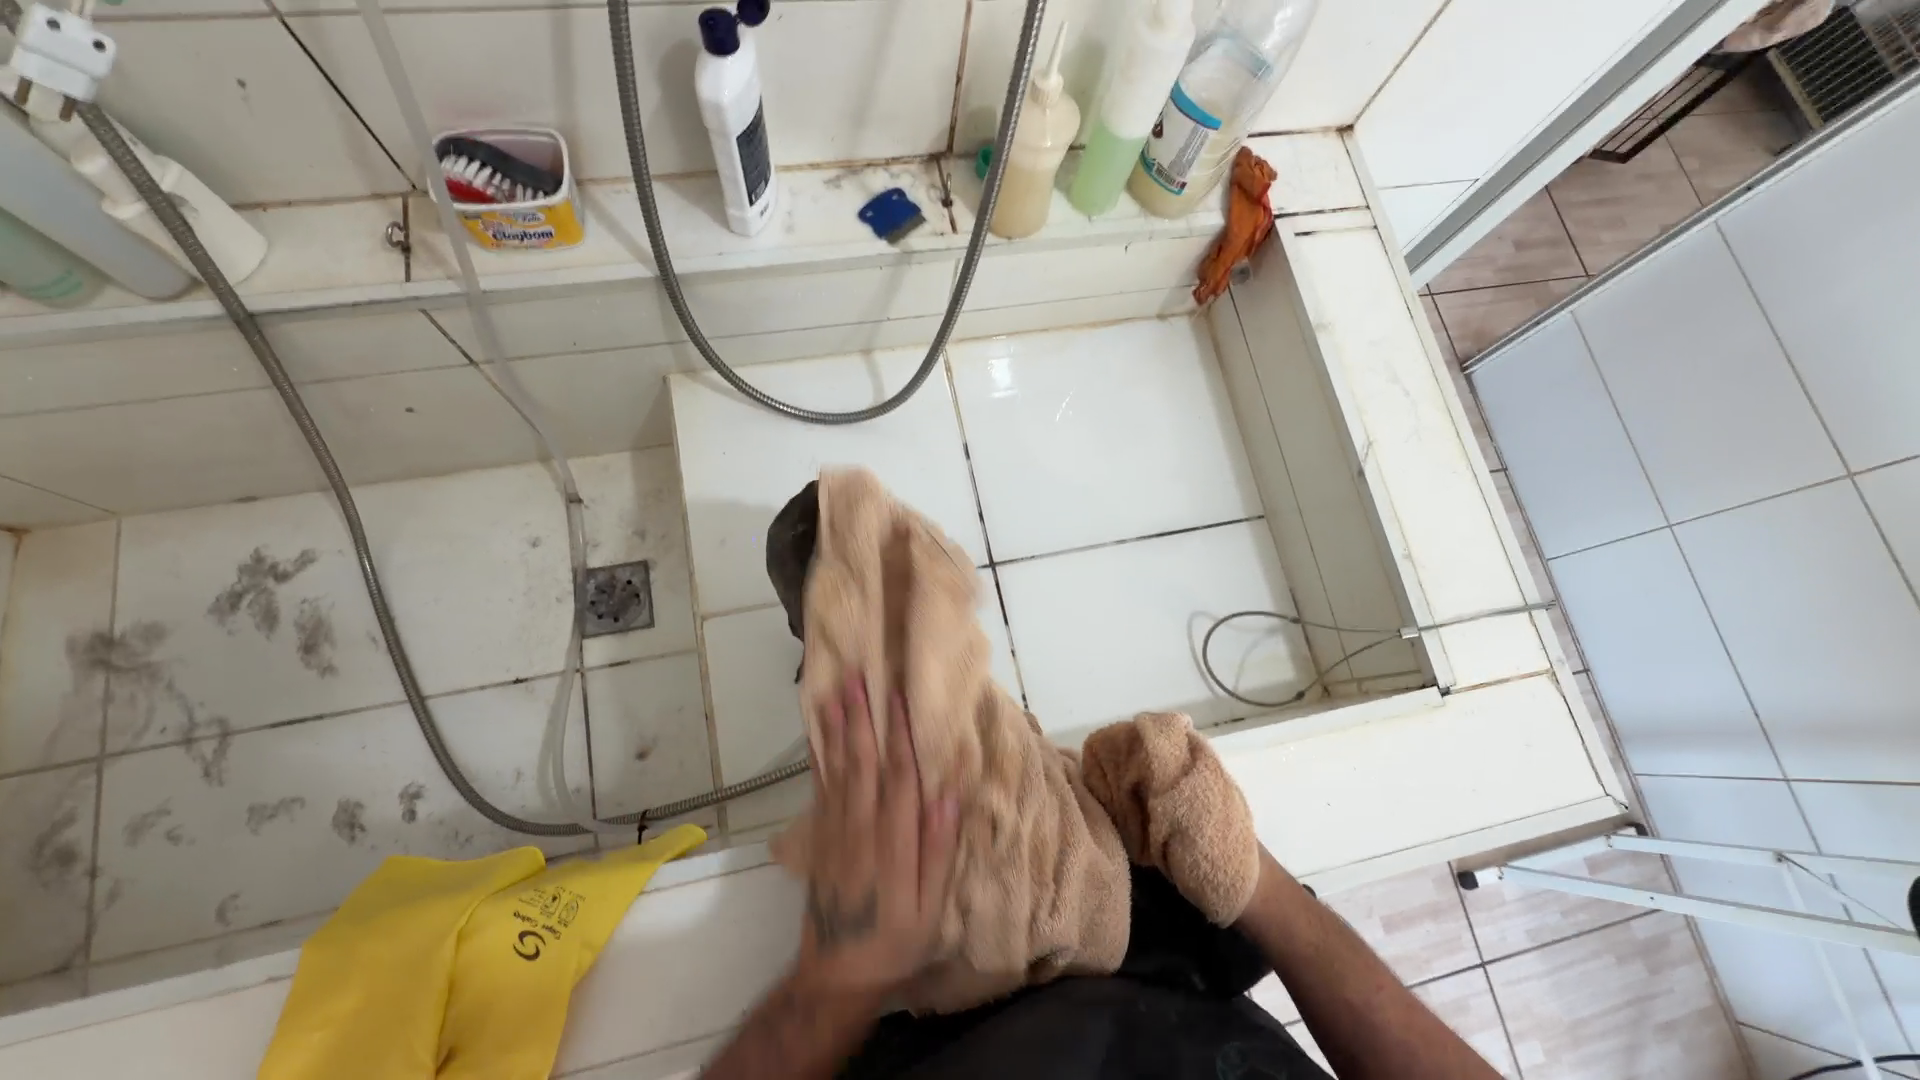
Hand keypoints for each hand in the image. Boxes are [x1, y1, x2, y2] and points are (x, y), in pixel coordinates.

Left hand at [795, 674, 959, 999]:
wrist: (837, 974)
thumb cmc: (895, 939)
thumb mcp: (931, 906)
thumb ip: (939, 847)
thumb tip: (949, 791)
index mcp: (893, 842)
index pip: (899, 775)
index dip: (900, 732)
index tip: (900, 694)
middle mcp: (860, 828)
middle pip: (862, 762)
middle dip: (861, 717)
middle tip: (858, 675)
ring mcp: (835, 832)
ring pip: (837, 769)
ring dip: (837, 728)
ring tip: (835, 691)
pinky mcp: (820, 839)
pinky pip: (820, 788)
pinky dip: (819, 757)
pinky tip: (819, 734)